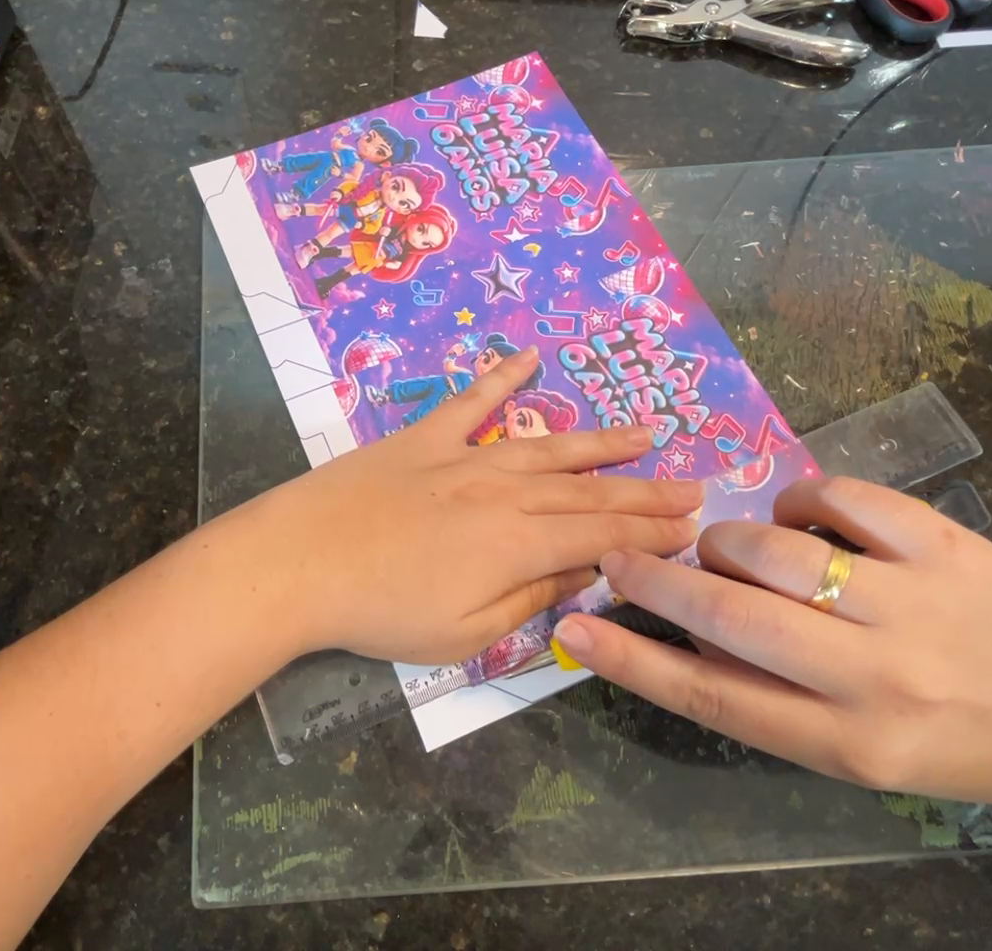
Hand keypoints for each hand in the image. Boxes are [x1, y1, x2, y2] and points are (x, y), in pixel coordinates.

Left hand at [221, 348, 702, 664]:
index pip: (602, 538)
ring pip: (548, 446)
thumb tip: (582, 576)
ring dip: (600, 440)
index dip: (650, 535)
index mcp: (518, 544)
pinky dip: (501, 378)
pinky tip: (528, 357)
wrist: (298, 563)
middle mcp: (504, 491)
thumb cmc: (380, 612)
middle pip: (588, 492)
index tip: (691, 529)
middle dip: (645, 493)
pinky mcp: (422, 438)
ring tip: (646, 431)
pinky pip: (471, 403)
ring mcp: (463, 457)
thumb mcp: (465, 633)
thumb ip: (530, 600)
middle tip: (694, 488)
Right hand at [551, 476, 991, 817]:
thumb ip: (764, 694)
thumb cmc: (952, 744)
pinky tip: (799, 519)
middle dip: (657, 580)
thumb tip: (679, 628)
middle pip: (733, 617)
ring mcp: (919, 605)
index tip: (576, 632)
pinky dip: (798, 502)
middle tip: (619, 558)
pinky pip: (842, 499)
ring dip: (728, 542)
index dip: (634, 662)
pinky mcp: (951, 547)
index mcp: (851, 743)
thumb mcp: (854, 751)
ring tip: (728, 549)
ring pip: (777, 551)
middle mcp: (882, 679)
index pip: (715, 698)